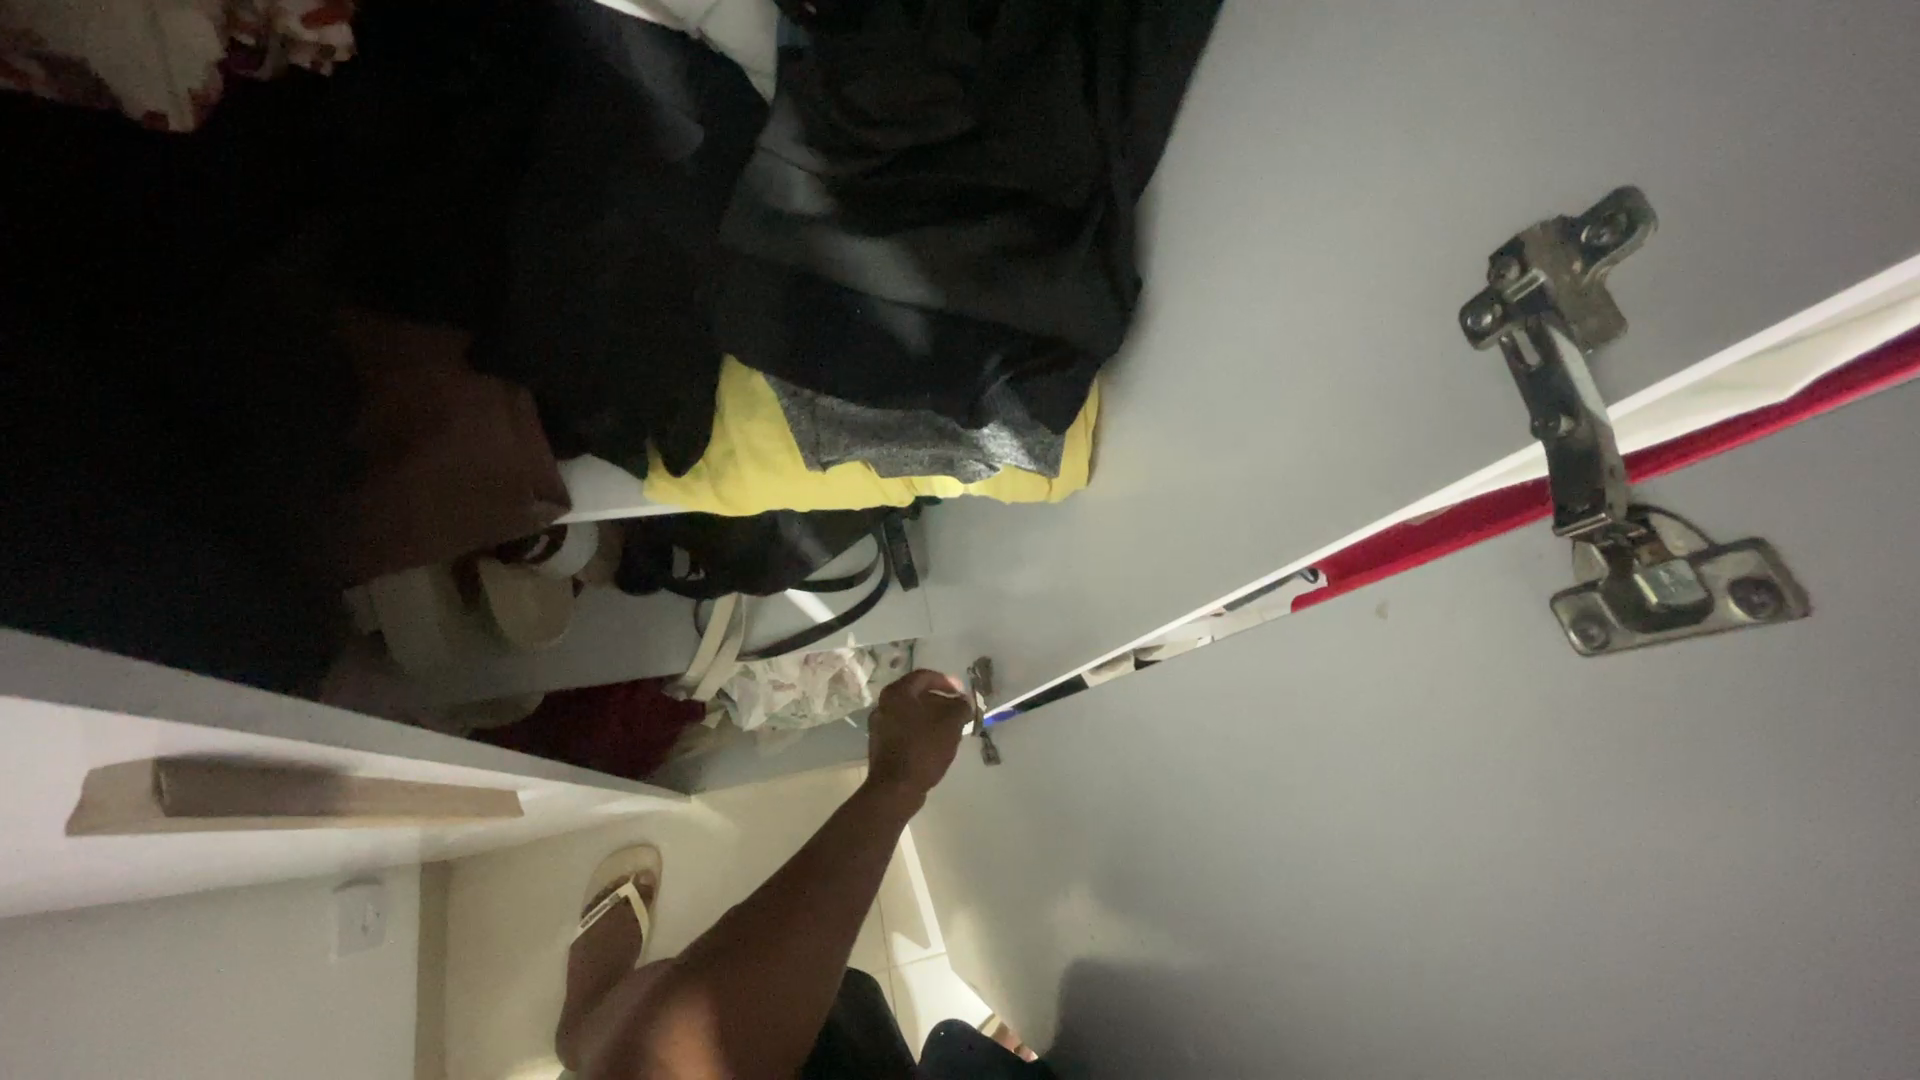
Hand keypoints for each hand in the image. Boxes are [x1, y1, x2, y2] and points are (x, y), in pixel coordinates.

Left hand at [867, 669, 971, 801]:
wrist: (895, 788)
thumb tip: (964, 702)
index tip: (962, 693)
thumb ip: (961, 707)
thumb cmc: (923, 748)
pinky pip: (904, 729)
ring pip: (910, 713)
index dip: (946, 682)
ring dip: (931, 716)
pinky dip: (921, 730)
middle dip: (940, 700)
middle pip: (916, 694)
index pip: (924, 676)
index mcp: (897, 693)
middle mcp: (884, 704)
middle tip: (958, 710)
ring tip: (951, 727)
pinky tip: (935, 742)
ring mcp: (880, 725)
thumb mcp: (950, 724)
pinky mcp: (881, 744)